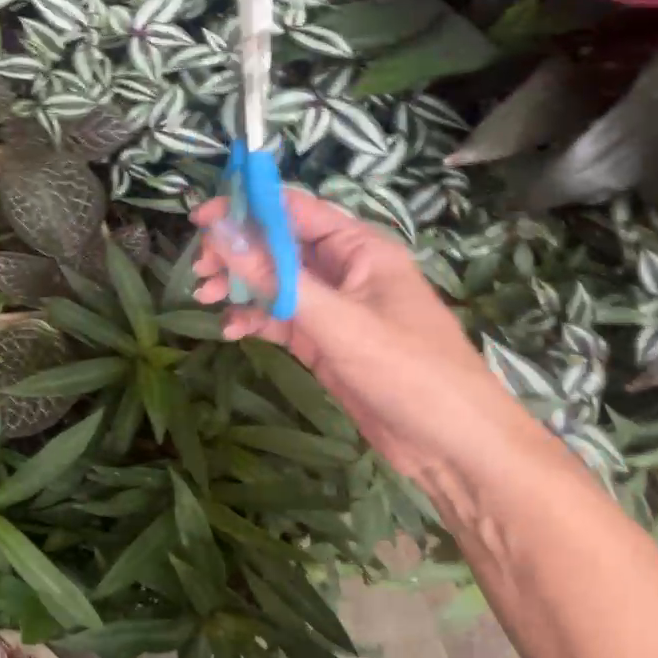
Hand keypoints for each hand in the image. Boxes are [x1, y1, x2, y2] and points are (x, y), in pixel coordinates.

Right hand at [190, 190, 526, 481]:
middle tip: (201, 270)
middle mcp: (344, 270)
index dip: (245, 207)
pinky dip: (251, 318)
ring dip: (237, 285)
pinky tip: (231, 331)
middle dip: (235, 252)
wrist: (457, 449)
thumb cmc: (410, 373)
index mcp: (360, 250)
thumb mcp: (336, 321)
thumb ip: (274, 277)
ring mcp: (333, 305)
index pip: (294, 209)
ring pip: (270, 279)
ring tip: (206, 299)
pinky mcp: (323, 337)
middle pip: (276, 243)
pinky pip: (276, 314)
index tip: (200, 220)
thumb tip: (220, 234)